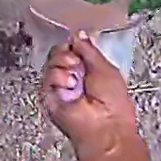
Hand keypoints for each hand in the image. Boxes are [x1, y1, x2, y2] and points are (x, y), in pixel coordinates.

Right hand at [40, 31, 139, 156]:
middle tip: (78, 64)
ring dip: (65, 65)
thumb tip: (78, 34)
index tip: (78, 43)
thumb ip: (89, 50)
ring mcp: (60, 86)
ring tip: (76, 79)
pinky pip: (48, 76)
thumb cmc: (112, 101)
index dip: (75, 44)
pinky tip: (70, 87)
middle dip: (68, 54)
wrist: (104, 126)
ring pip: (52, 62)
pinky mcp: (48, 95)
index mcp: (89, 70)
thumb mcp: (105, 68)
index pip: (74, 48)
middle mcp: (73, 77)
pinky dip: (60, 78)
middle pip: (60, 52)